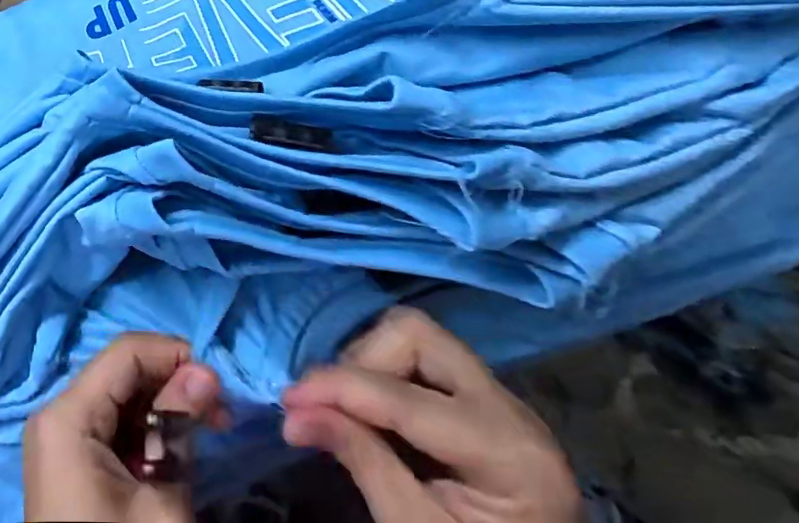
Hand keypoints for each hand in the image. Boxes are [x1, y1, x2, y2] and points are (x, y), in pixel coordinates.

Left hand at [23, 332, 227, 522]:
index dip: (173, 356)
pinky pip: (111, 429)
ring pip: (119, 400)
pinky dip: (145, 435)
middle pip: (120, 374)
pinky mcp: (71, 463)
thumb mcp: (162, 502)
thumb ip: (179, 428)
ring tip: (207, 432)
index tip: (219, 386)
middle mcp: (57, 415)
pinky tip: (175, 453)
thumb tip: (205, 371)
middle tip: (220, 415)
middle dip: (172, 384)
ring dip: (163, 410)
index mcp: (67, 415)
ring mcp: (61, 440)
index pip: (123, 354)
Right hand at [281, 308, 580, 522]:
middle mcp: (512, 410)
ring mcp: (501, 401)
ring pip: (415, 335)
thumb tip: (295, 413)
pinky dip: (384, 371)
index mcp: (508, 454)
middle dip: (359, 361)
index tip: (287, 403)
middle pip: (416, 335)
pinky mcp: (483, 401)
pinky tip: (371, 410)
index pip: (403, 396)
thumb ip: (362, 463)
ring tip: (349, 407)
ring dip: (369, 361)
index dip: (336, 388)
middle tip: (329, 404)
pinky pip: (422, 357)